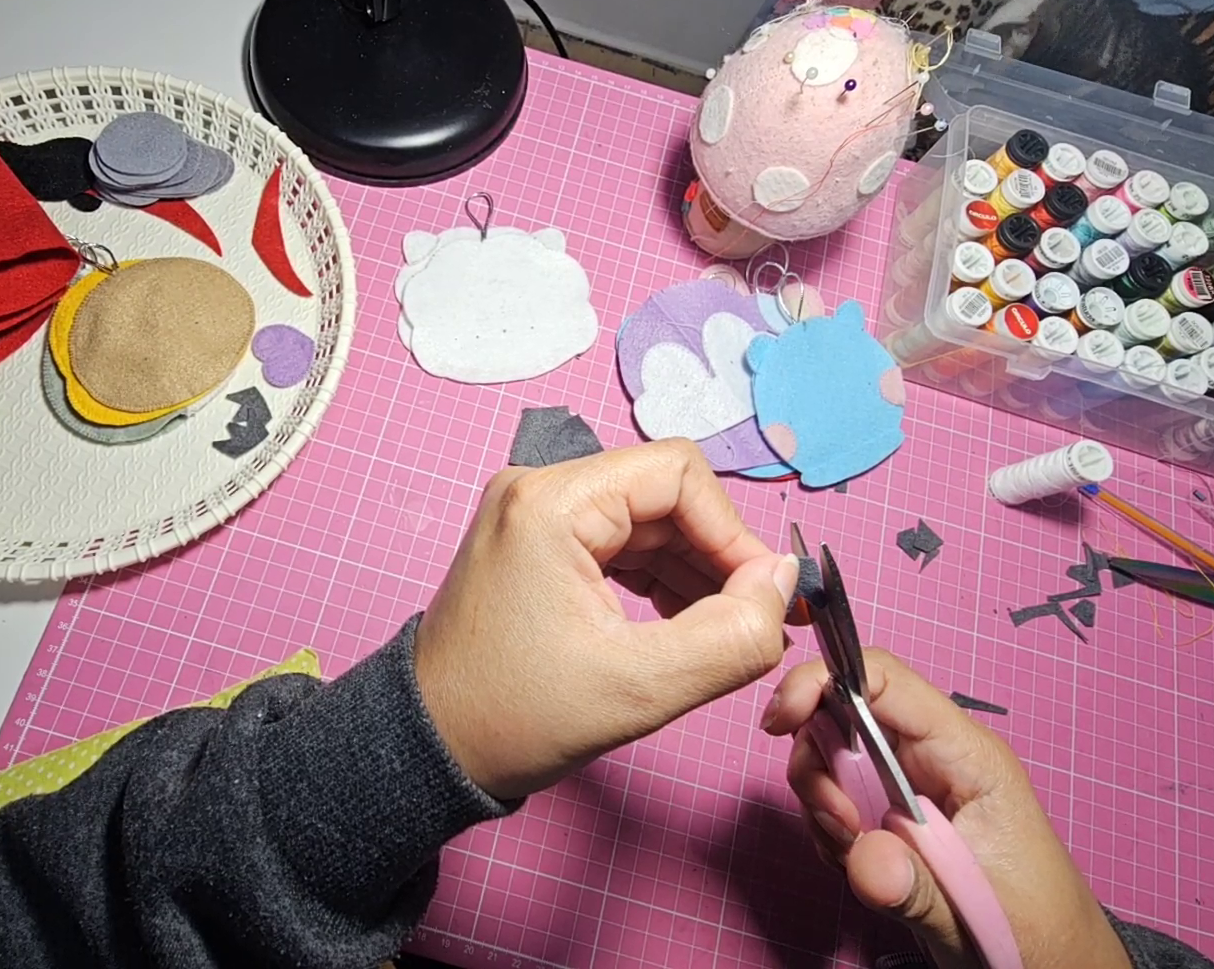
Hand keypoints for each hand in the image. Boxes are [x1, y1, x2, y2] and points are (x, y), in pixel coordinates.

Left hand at [415, 439, 798, 799]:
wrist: (433, 742)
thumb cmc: (514, 715)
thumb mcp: (638, 687)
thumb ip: (731, 637)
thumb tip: (780, 583)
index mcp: (551, 502)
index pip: (675, 473)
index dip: (732, 531)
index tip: (764, 596)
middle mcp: (540, 489)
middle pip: (662, 495)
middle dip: (717, 556)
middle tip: (756, 621)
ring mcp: (536, 514)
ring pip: (646, 520)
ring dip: (693, 570)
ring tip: (725, 630)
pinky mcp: (539, 541)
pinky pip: (619, 542)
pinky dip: (659, 577)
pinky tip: (686, 620)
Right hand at [762, 650, 1130, 968]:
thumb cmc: (1039, 936)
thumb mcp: (978, 917)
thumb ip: (916, 889)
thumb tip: (861, 857)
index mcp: (963, 752)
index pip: (881, 678)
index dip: (821, 681)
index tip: (781, 721)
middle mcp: (929, 750)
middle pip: (840, 711)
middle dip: (817, 763)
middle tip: (836, 824)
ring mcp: (906, 774)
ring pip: (829, 750)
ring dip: (820, 799)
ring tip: (849, 851)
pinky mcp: (889, 800)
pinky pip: (833, 786)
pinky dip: (825, 821)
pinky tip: (853, 858)